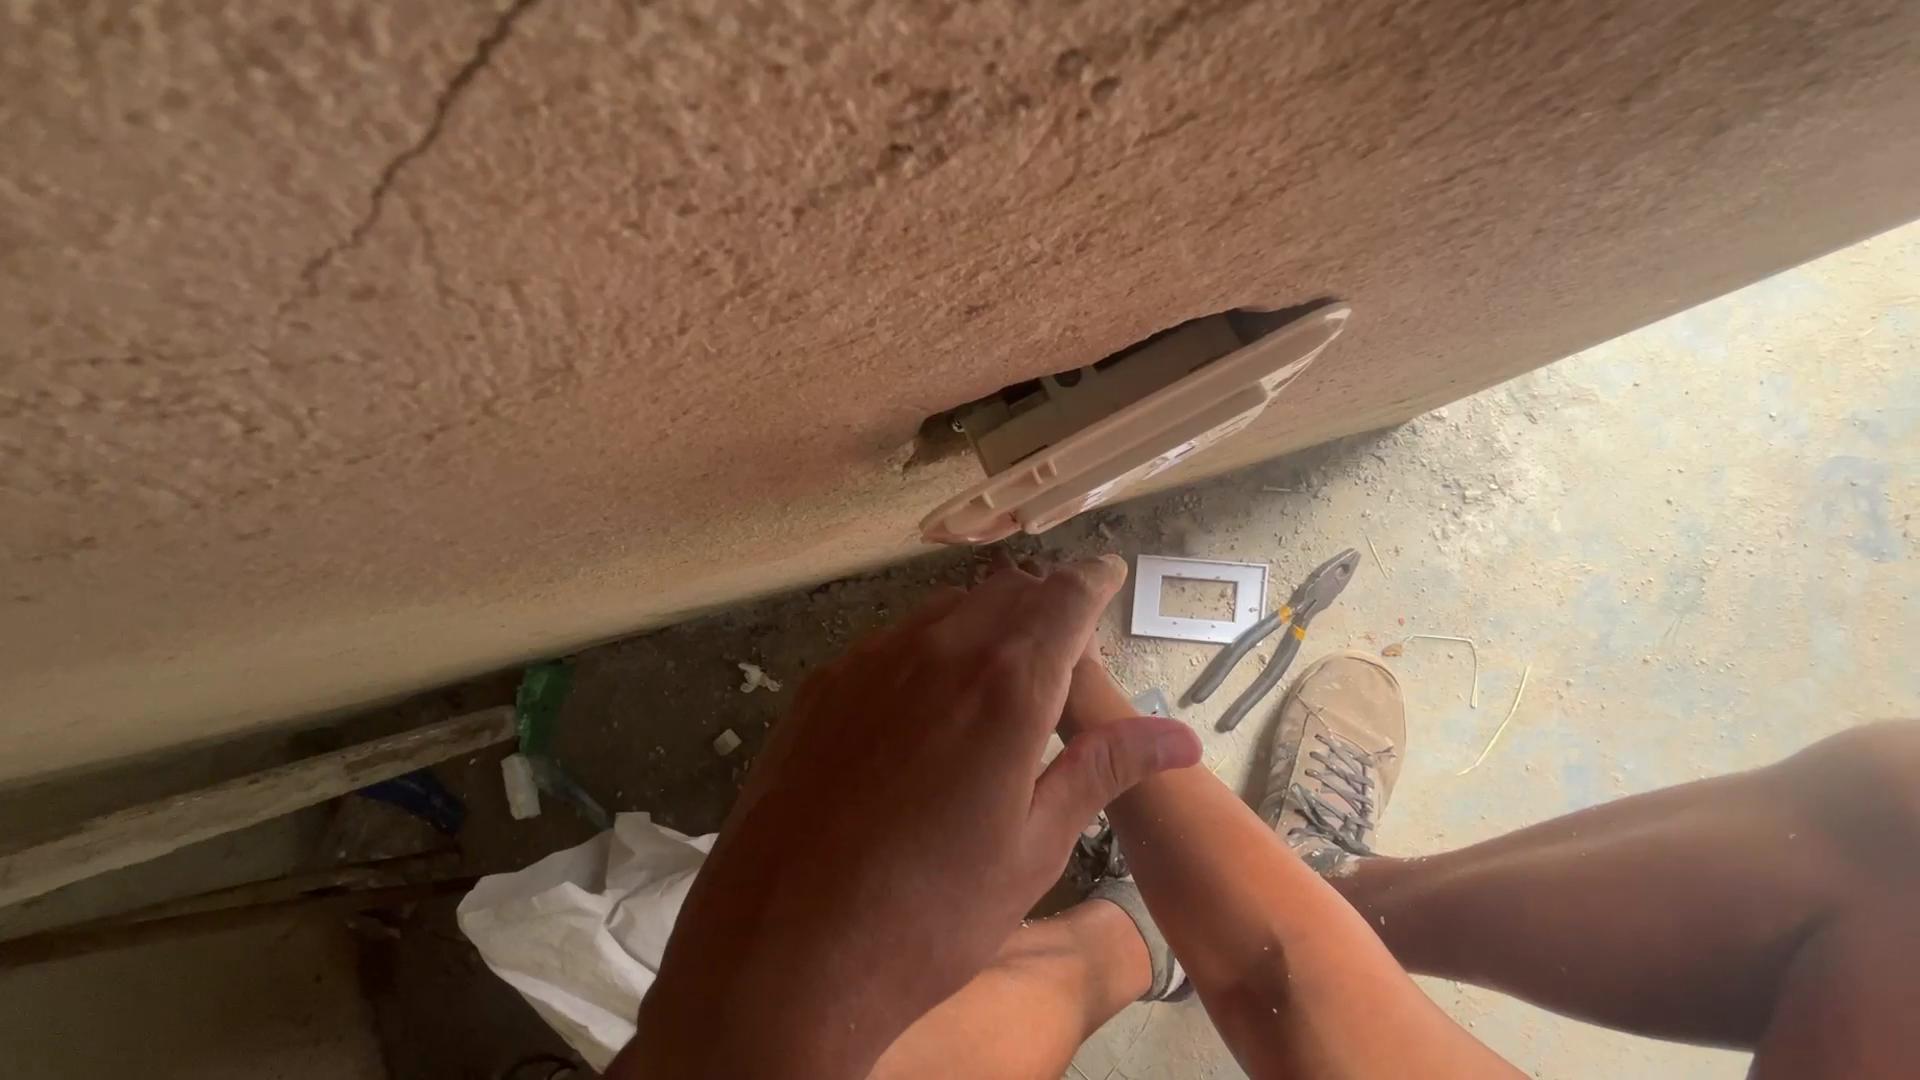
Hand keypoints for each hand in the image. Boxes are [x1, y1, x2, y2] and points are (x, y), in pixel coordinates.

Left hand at [618, 555, 1201, 1078]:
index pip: (1065, 598)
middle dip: (1046, 606)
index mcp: (1007, 685)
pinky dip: (932, 648)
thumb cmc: (930, 914)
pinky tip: (927, 706)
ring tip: (999, 680)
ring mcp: (870, 661)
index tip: (1108, 578)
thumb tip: (1180, 736)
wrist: (780, 952)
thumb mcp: (1034, 848)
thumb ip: (1103, 770)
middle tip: (1065, 656)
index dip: (1093, 582)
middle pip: (1008, 593)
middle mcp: (938, 650)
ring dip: (987, 624)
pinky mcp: (823, 685)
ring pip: (949, 610)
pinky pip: (894, 640)